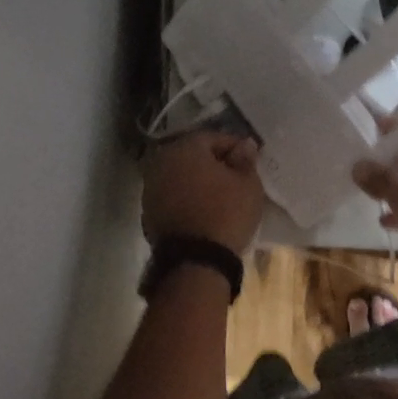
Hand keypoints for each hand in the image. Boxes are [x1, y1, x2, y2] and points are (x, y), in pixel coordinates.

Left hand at [142, 130, 265, 253]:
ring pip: (180, 177)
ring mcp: (150, 188)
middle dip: (213, 163)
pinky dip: (186, 199)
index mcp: (184, 148)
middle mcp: (161, 162)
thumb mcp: (248, 185)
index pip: (213, 138)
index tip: (249, 159)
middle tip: (235, 177)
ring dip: (198, 182)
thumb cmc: (226, 214)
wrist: (195, 261)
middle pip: (192, 156)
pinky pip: (172, 197)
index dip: (234, 147)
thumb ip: (245, 160)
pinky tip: (203, 210)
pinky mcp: (148, 213)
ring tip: (220, 196)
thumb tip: (245, 145)